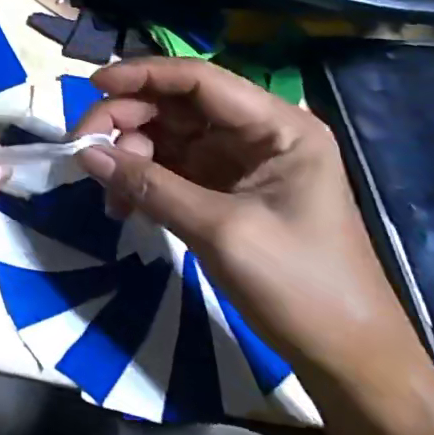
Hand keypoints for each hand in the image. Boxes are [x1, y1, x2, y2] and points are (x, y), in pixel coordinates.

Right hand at [70, 58, 413, 373]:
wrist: (348, 359)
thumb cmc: (300, 287)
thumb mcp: (221, 232)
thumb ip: (152, 186)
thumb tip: (86, 154)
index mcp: (277, 125)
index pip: (200, 79)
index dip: (144, 75)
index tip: (93, 85)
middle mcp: (259, 132)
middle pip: (179, 106)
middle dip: (129, 121)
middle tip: (84, 149)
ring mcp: (242, 161)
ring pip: (172, 137)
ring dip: (132, 155)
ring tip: (108, 192)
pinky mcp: (228, 190)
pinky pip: (176, 169)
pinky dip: (146, 180)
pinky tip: (124, 204)